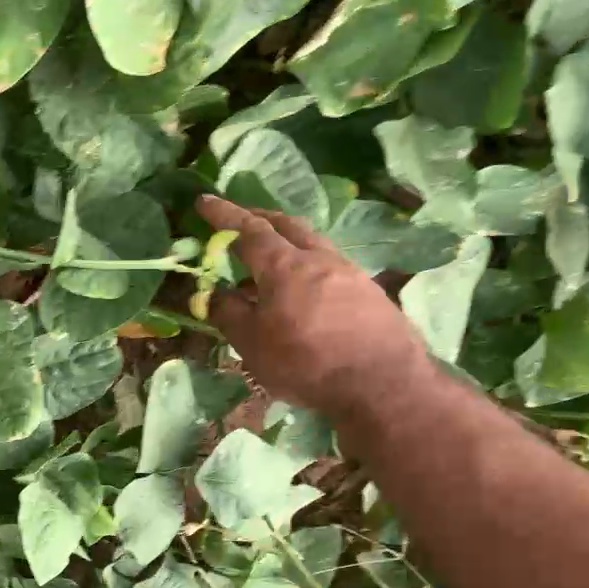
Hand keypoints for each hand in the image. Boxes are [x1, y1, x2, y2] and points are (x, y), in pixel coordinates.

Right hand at [196, 196, 438, 417]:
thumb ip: (228, 312)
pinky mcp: (367, 292)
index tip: (204, 201)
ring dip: (284, 240)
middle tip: (237, 219)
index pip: (250, 230)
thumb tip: (214, 293)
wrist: (383, 386)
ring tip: (263, 258)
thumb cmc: (305, 363)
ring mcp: (350, 273)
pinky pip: (327, 263)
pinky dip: (303, 262)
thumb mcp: (250, 342)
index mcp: (286, 268)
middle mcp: (321, 260)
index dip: (224, 215)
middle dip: (259, 217)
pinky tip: (294, 286)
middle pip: (288, 225)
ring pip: (312, 242)